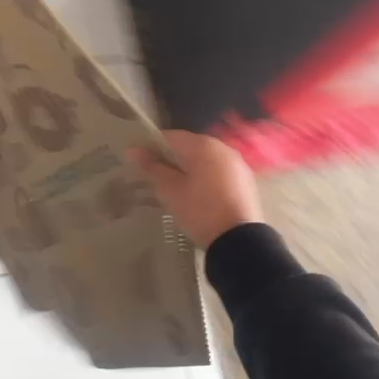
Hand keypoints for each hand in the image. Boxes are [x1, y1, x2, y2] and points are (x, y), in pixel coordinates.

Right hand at [129, 130, 262, 248]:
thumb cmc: (200, 210)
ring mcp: (237, 164)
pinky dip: (206, 178)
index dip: (151, 147)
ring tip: (176, 188)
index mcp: (203, 145)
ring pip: (205, 160)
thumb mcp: (170, 190)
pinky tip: (198, 195)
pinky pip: (218, 171)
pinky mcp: (245, 180)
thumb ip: (152, 167)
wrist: (240, 241)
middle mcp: (222, 147)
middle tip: (156, 178)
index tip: (140, 163)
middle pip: (189, 147)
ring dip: (189, 169)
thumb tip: (132, 150)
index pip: (170, 137)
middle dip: (171, 159)